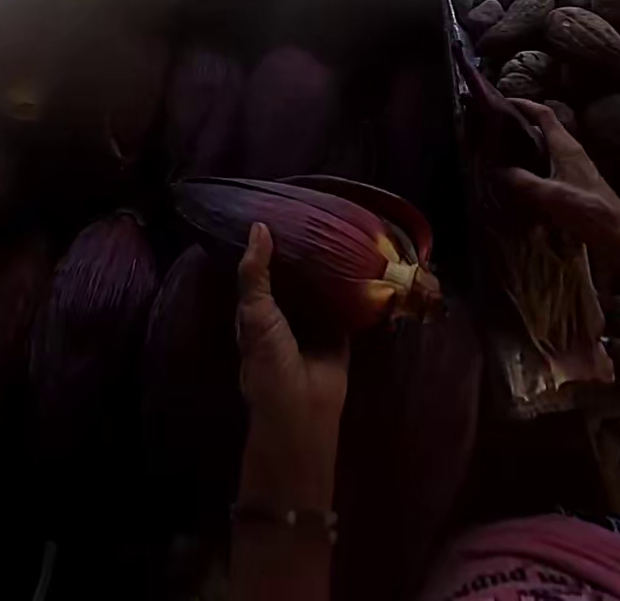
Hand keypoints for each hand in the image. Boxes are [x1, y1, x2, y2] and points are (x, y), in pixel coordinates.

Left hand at [236, 222, 347, 505]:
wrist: (304, 409)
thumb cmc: (270, 360)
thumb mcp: (254, 313)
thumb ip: (256, 273)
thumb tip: (259, 226)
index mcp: (259, 306)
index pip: (263, 267)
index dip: (269, 243)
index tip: (281, 209)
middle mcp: (286, 309)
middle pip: (295, 272)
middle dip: (304, 250)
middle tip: (318, 213)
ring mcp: (315, 319)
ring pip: (322, 284)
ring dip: (330, 264)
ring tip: (342, 227)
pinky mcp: (341, 329)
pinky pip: (349, 302)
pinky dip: (355, 286)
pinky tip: (364, 259)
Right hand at [502, 98, 619, 258]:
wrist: (618, 234)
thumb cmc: (587, 210)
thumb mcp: (550, 195)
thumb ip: (522, 181)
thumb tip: (496, 170)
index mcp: (566, 147)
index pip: (544, 115)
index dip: (524, 104)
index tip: (502, 102)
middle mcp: (571, 151)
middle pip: (544, 127)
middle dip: (521, 122)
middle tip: (496, 126)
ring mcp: (574, 166)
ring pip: (546, 145)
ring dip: (526, 142)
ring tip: (502, 147)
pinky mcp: (575, 180)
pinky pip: (548, 161)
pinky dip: (532, 160)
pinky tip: (521, 173)